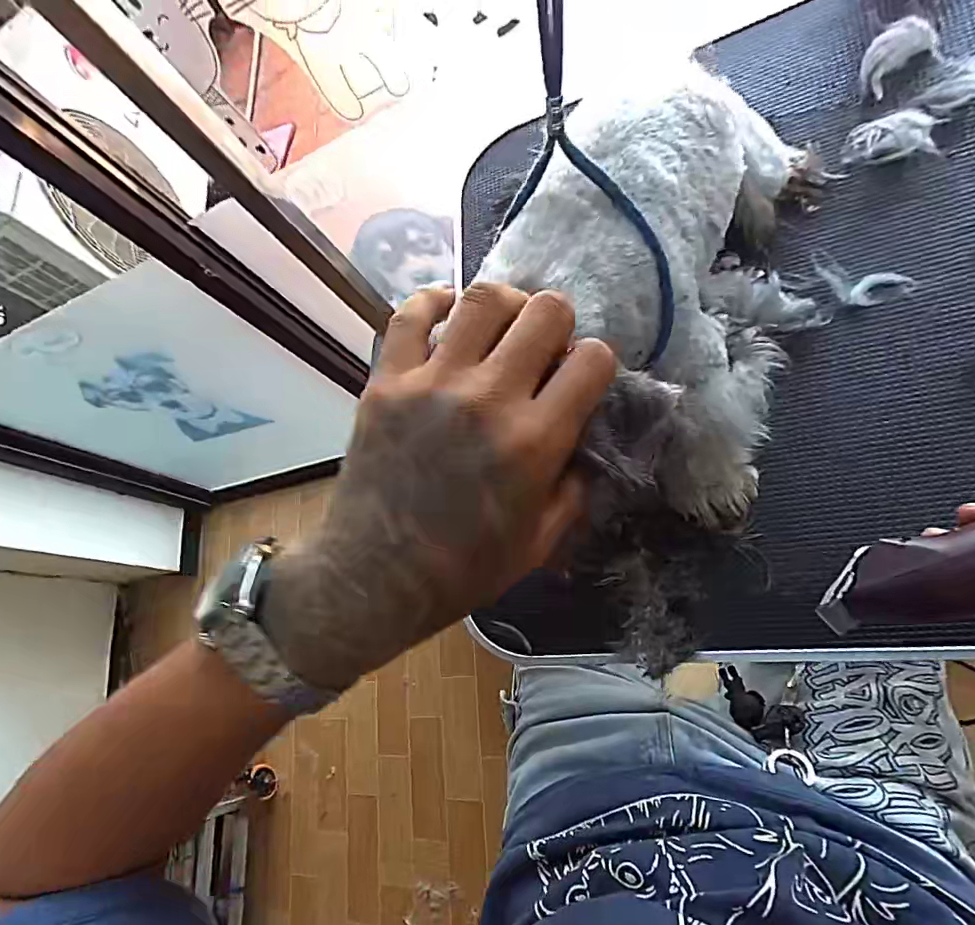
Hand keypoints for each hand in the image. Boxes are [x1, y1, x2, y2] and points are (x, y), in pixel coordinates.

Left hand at [261, 284, 616, 691]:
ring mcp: (432, 383)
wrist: (377, 576)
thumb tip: (582, 443)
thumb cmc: (464, 570)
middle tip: (544, 351)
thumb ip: (574, 490)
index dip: (597, 363)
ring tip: (502, 328)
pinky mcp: (387, 382)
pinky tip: (448, 316)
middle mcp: (488, 399)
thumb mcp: (539, 543)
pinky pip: (410, 315)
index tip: (580, 381)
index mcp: (535, 441)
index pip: (593, 360)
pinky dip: (434, 303)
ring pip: (484, 299)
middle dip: (558, 324)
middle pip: (545, 311)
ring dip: (507, 306)